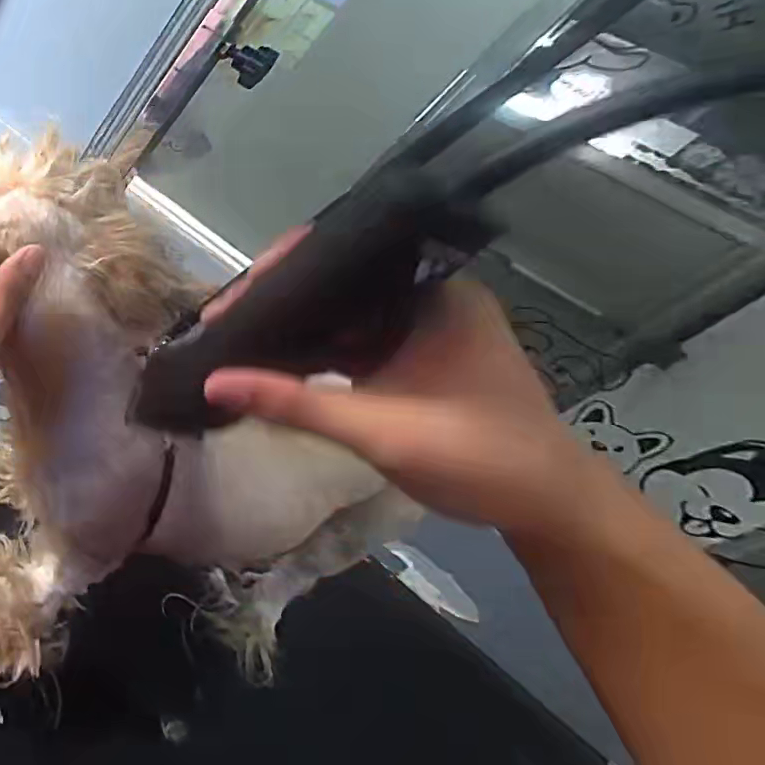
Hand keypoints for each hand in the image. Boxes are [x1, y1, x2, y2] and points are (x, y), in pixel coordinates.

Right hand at [202, 231, 621, 542]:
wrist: (550, 509)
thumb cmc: (482, 459)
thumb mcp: (383, 430)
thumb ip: (297, 403)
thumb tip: (214, 382)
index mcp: (432, 289)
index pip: (347, 255)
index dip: (287, 267)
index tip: (240, 292)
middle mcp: (423, 293)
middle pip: (336, 279)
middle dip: (280, 295)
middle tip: (225, 313)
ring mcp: (415, 322)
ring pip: (339, 309)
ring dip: (294, 320)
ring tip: (236, 329)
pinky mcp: (407, 349)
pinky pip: (349, 335)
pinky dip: (314, 344)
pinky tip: (273, 353)